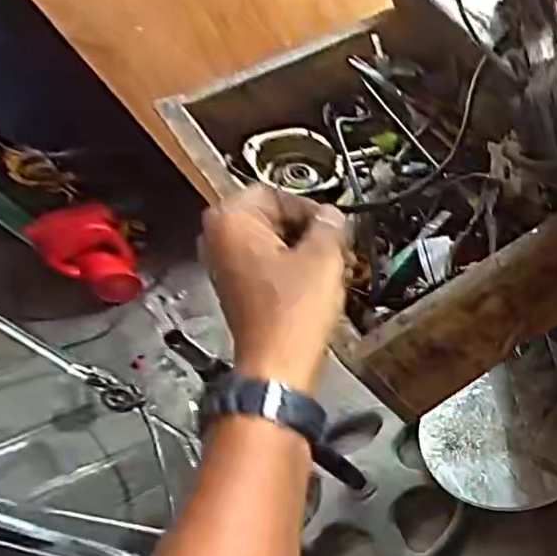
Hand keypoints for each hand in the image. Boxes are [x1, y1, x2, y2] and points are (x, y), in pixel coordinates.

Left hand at [200, 185, 347, 392]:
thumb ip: (330, 229)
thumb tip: (332, 216)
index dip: (312, 209)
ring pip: (272, 245)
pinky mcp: (240, 291)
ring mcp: (226, 267)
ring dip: (305, 255)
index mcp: (230, 221)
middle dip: (309, 233)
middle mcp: (218, 239)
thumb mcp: (323, 260)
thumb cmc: (292, 315)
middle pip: (271, 219)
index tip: (337, 227)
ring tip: (331, 273)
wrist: (280, 362)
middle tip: (338, 251)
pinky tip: (316, 291)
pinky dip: (294, 274)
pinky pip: (269, 269)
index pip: (274, 193)